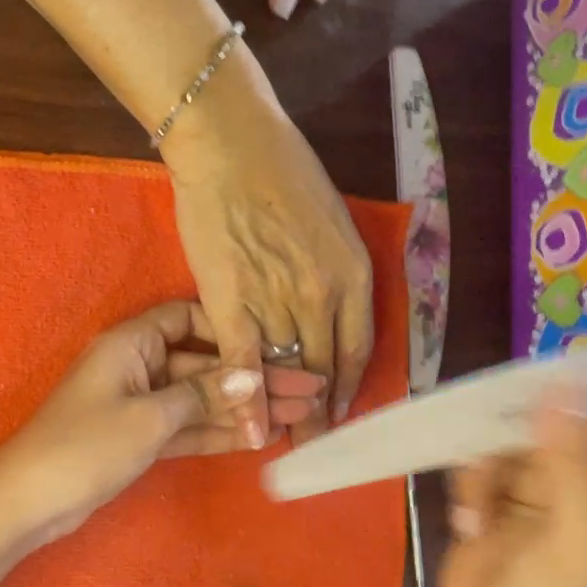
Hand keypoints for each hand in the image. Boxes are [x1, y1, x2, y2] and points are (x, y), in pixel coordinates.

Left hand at [0, 302, 325, 546]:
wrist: (32, 499)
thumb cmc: (86, 445)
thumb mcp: (150, 416)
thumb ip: (202, 395)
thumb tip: (250, 376)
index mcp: (131, 343)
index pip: (186, 318)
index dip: (228, 328)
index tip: (274, 342)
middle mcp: (137, 365)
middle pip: (202, 364)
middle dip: (252, 378)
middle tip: (310, 390)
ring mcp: (139, 404)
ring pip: (199, 400)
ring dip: (243, 408)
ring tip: (300, 415)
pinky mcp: (139, 438)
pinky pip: (186, 427)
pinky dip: (218, 432)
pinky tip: (260, 438)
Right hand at [161, 100, 373, 445]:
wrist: (229, 144)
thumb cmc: (281, 168)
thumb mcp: (329, 219)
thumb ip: (330, 267)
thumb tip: (319, 303)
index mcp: (353, 272)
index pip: (357, 348)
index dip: (347, 388)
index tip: (337, 411)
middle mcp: (323, 295)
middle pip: (322, 368)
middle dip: (317, 411)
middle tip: (312, 443)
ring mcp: (276, 300)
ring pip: (285, 371)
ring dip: (286, 411)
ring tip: (284, 442)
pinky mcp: (230, 302)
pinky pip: (244, 362)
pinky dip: (248, 399)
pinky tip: (251, 431)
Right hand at [440, 379, 586, 586]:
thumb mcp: (578, 544)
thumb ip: (577, 461)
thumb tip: (573, 373)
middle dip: (553, 418)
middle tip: (514, 421)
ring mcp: (567, 481)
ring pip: (537, 425)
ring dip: (501, 458)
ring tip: (487, 504)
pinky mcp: (516, 486)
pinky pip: (495, 450)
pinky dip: (476, 477)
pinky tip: (472, 518)